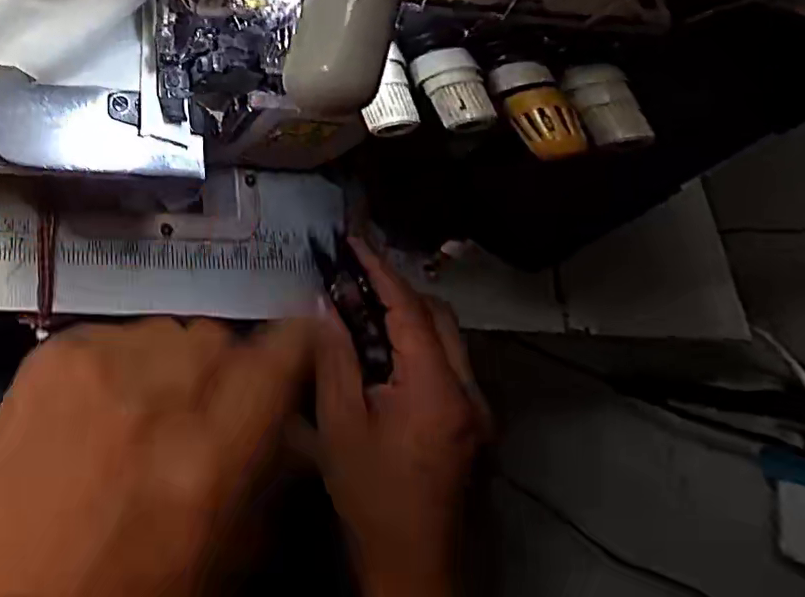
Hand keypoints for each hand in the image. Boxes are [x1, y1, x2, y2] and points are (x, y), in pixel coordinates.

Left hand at [0, 317, 313, 596]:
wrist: (3, 570)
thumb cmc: (113, 583)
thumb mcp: (213, 557)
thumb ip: (262, 485)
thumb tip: (291, 432)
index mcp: (203, 458)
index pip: (271, 364)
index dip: (294, 344)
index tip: (301, 338)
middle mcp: (151, 393)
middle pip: (217, 337)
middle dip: (224, 365)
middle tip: (207, 402)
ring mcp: (98, 362)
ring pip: (166, 327)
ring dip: (171, 358)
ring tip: (150, 403)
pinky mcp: (57, 349)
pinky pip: (114, 329)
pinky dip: (122, 356)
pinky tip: (107, 398)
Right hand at [315, 236, 487, 596]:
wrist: (416, 564)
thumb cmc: (371, 492)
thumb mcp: (339, 420)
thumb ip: (334, 355)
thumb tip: (325, 302)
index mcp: (438, 391)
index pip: (410, 311)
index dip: (378, 270)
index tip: (352, 241)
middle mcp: (471, 395)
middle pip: (439, 317)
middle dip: (396, 287)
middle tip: (351, 274)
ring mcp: (479, 412)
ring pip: (448, 340)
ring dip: (407, 315)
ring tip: (359, 307)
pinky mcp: (475, 426)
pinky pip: (448, 364)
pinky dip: (416, 343)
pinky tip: (381, 352)